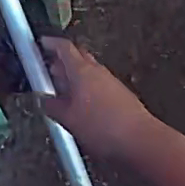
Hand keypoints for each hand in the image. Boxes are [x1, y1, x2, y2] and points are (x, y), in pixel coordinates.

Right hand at [39, 37, 159, 159]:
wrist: (143, 142)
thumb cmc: (103, 127)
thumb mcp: (69, 120)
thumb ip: (52, 107)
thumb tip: (43, 101)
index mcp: (80, 70)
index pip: (63, 46)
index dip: (50, 43)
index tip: (41, 44)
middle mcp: (96, 70)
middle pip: (77, 55)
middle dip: (62, 59)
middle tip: (50, 69)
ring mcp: (111, 82)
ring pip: (89, 70)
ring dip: (76, 76)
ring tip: (65, 92)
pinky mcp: (122, 95)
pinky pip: (100, 84)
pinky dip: (89, 89)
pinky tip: (85, 107)